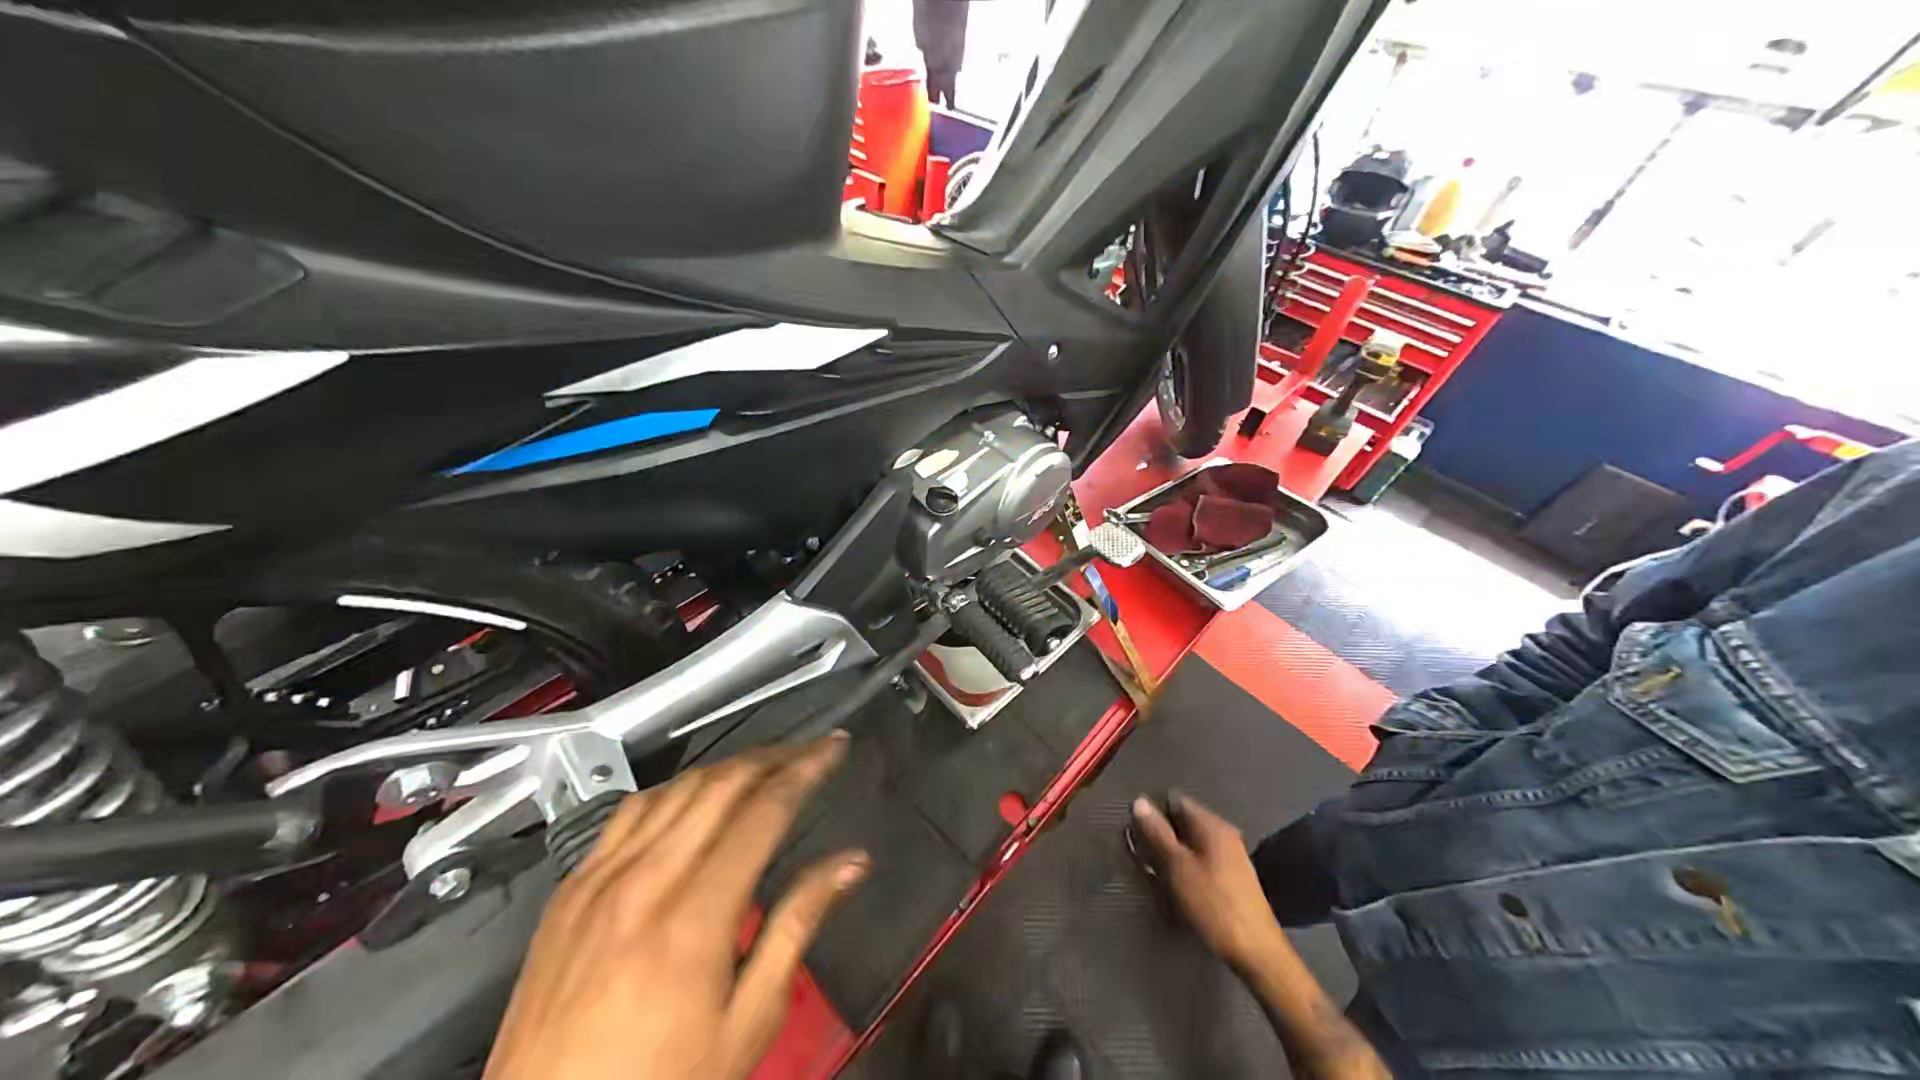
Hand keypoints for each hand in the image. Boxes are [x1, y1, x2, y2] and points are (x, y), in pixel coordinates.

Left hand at [484, 734, 867, 1079]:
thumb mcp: (748, 1024)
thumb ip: (798, 927)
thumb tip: (852, 863)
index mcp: (695, 917)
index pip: (764, 812)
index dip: (806, 770)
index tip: (834, 748)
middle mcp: (645, 880)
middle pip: (721, 786)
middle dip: (775, 757)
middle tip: (811, 749)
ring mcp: (600, 879)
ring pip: (676, 788)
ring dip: (728, 765)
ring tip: (766, 763)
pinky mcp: (570, 889)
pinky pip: (629, 812)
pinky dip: (675, 788)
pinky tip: (694, 795)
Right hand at [1131, 790, 1282, 968]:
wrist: (1256, 950)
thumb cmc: (1213, 904)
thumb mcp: (1177, 867)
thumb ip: (1157, 833)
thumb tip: (1139, 801)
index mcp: (1212, 825)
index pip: (1175, 800)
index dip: (1153, 811)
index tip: (1137, 832)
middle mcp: (1224, 833)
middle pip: (1183, 821)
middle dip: (1161, 834)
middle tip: (1144, 855)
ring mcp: (1231, 855)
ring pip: (1191, 842)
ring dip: (1172, 853)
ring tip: (1157, 873)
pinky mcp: (1232, 876)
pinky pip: (1202, 858)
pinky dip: (1186, 866)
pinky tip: (1179, 885)